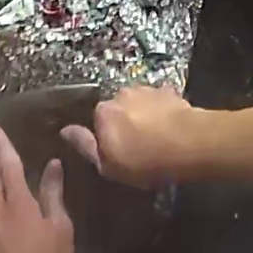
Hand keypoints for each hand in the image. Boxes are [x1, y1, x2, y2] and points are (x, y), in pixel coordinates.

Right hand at [61, 86, 197, 188]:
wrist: (186, 142)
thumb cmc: (143, 160)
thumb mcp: (108, 164)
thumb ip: (85, 145)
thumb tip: (65, 130)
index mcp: (104, 111)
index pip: (98, 121)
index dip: (108, 136)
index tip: (119, 151)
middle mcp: (122, 93)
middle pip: (119, 109)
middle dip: (125, 122)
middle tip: (138, 144)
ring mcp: (146, 89)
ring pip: (139, 103)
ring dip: (143, 115)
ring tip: (156, 136)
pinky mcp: (168, 90)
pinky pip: (159, 101)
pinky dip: (161, 110)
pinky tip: (169, 125)